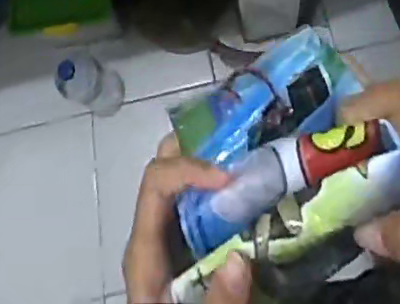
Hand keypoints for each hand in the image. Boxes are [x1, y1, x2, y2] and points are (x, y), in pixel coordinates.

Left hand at [123, 136, 253, 303]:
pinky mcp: (190, 246)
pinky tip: (254, 181)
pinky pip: (202, 203)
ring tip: (251, 146)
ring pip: (184, 180)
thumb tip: (240, 261)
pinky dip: (225, 184)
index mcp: (145, 250)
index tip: (228, 177)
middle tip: (241, 137)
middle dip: (199, 144)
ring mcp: (171, 237)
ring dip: (214, 158)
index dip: (189, 169)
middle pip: (165, 169)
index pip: (155, 184)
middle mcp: (154, 233)